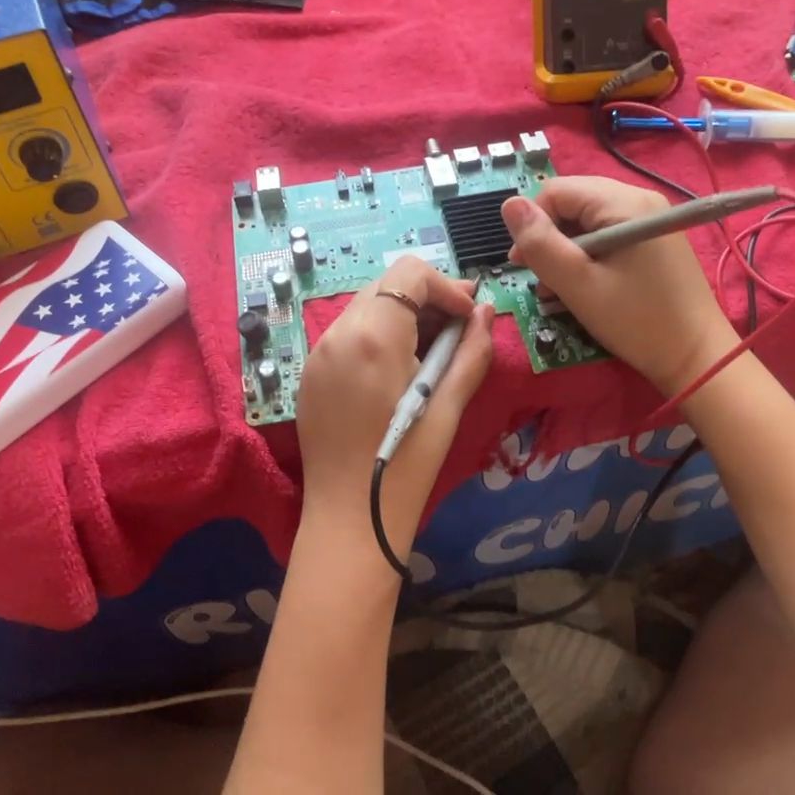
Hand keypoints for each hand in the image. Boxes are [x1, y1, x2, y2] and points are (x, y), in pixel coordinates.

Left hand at [294, 257, 492, 548]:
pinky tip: (397, 370)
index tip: (468, 317)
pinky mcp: (310, 373)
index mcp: (373, 337)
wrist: (348, 519)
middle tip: (457, 329)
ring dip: (402, 315)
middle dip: (426, 298)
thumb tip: (484, 311)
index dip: (446, 286)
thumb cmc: (406, 468)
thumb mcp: (447, 409)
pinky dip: (376, 334)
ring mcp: (317, 352)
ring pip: (366, 306)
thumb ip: (469, 352)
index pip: (410, 274)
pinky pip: (347, 333)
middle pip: (386, 285)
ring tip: (430, 352)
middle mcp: (338, 333)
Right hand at [502, 176, 736, 395]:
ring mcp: (651, 218)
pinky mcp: (655, 240)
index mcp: (623, 202)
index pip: (556, 191)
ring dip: (566, 252)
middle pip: (573, 202)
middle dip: (550, 239)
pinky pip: (608, 234)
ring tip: (560, 291)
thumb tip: (508, 204)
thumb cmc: (635, 321)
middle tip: (542, 281)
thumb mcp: (578, 285)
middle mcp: (640, 199)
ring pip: (588, 221)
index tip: (522, 265)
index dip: (532, 224)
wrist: (697, 357)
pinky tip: (585, 287)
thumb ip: (540, 244)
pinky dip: (588, 257)